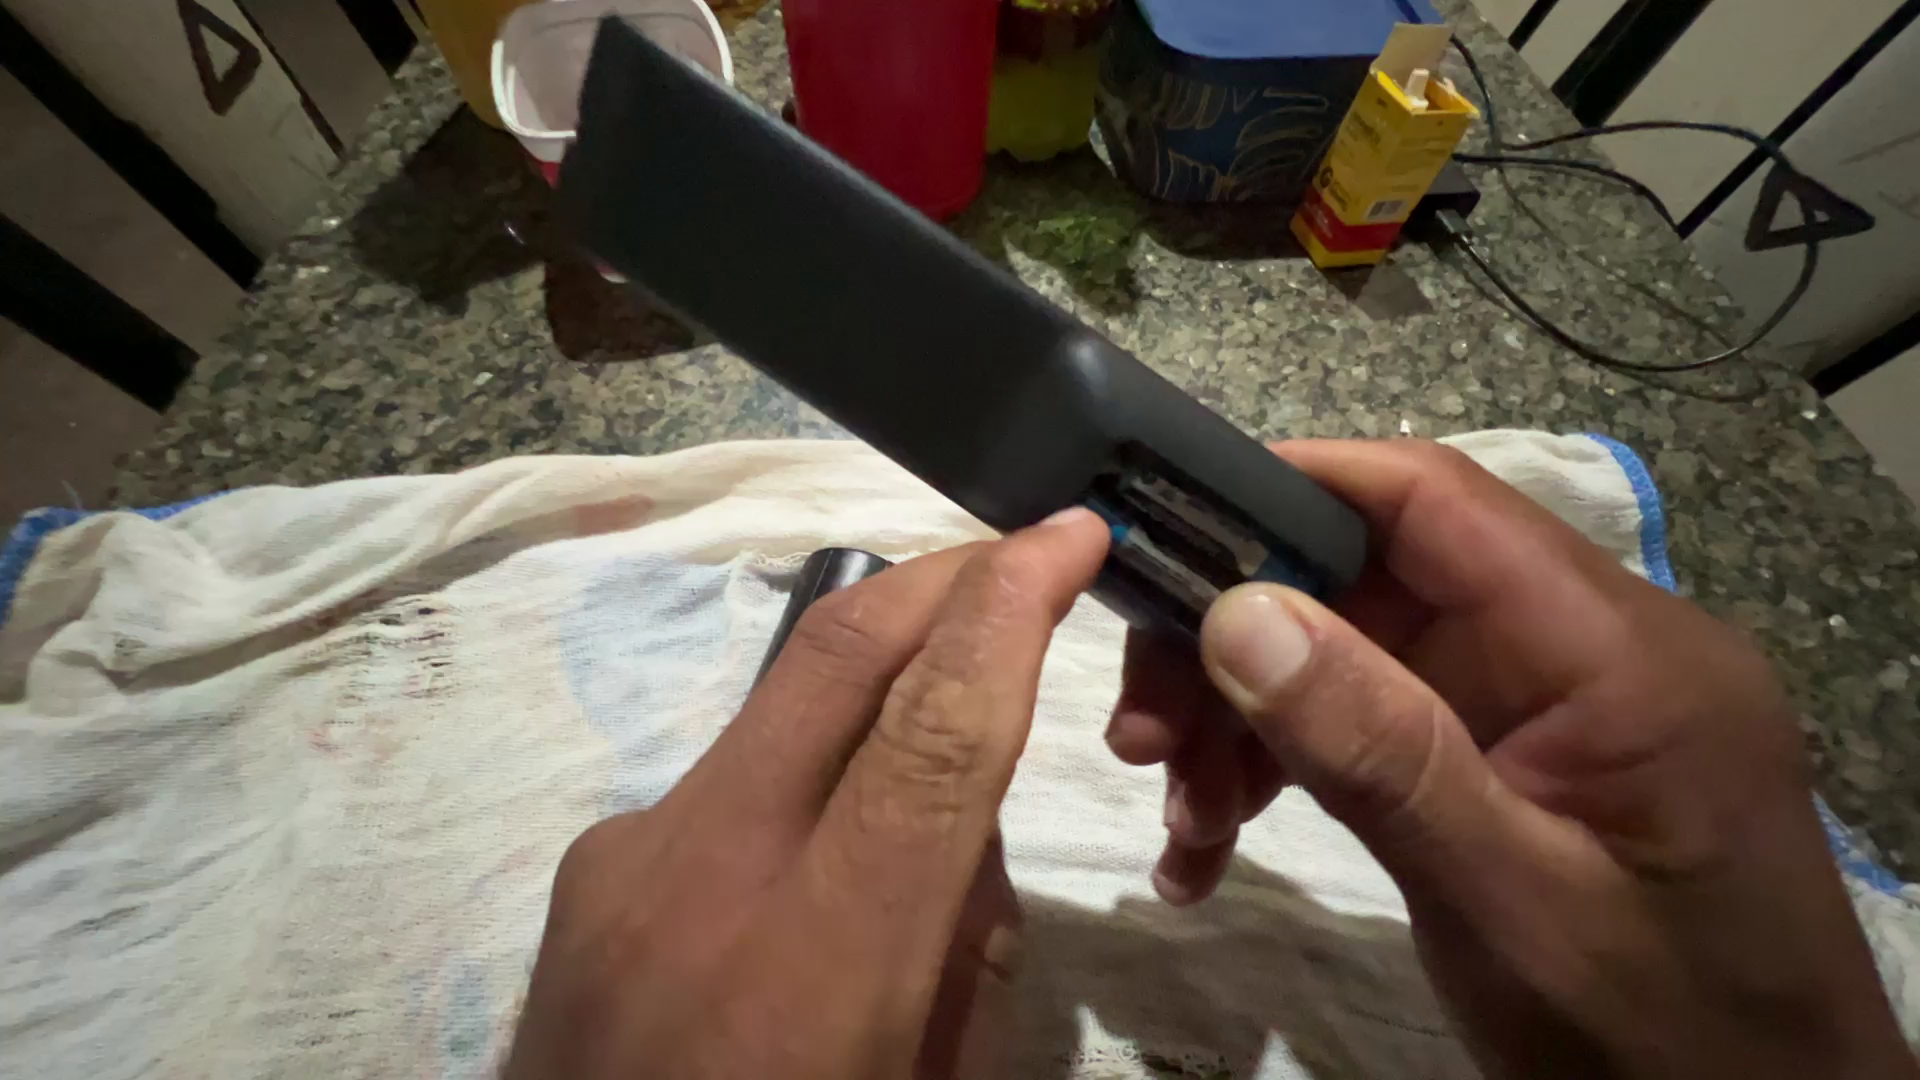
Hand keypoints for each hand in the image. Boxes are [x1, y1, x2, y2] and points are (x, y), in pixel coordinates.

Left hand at [504, 511, 1107, 1079]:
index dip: (1007, 611)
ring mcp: (627, 853)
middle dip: (944, 574)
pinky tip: (817, 837)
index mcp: (816, 968)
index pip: (934, 731)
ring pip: (792, 698)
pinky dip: (813, 760)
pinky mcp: (596, 855)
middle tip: (1019, 552)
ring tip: (933, 740)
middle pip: (839, 652)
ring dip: (886, 673)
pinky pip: (740, 768)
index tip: (1066, 536)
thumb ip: (964, 934)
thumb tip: (960, 807)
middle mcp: (703, 878)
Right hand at [1110, 440, 1915, 1078]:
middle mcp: (1546, 645)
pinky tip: (1206, 842)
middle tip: (1142, 728)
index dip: (1293, 485)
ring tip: (1179, 815)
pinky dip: (1256, 769)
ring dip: (1227, 723)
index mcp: (1607, 648)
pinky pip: (1329, 721)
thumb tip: (1238, 616)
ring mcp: (1496, 696)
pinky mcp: (1456, 744)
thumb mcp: (1510, 902)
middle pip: (1343, 585)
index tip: (1171, 523)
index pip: (1430, 500)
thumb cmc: (1661, 1039)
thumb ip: (1382, 753)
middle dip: (1224, 647)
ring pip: (1317, 654)